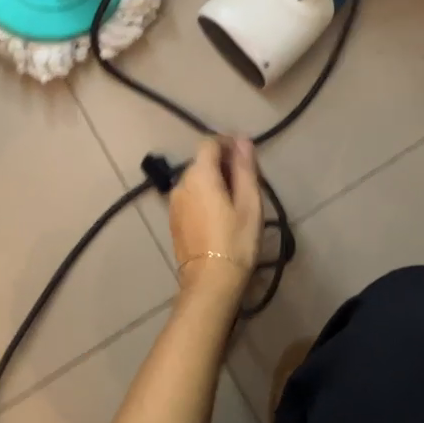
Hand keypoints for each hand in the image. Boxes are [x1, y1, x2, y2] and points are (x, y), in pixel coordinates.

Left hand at [168, 137, 262, 294]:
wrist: (210, 283)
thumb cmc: (235, 240)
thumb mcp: (249, 202)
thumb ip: (245, 167)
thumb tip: (242, 139)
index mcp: (200, 175)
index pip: (210, 143)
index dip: (228, 143)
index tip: (246, 156)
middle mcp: (181, 184)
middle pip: (202, 161)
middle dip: (223, 163)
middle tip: (247, 181)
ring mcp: (174, 204)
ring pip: (196, 180)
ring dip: (214, 180)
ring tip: (236, 199)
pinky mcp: (174, 221)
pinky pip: (191, 197)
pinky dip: (205, 196)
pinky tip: (220, 214)